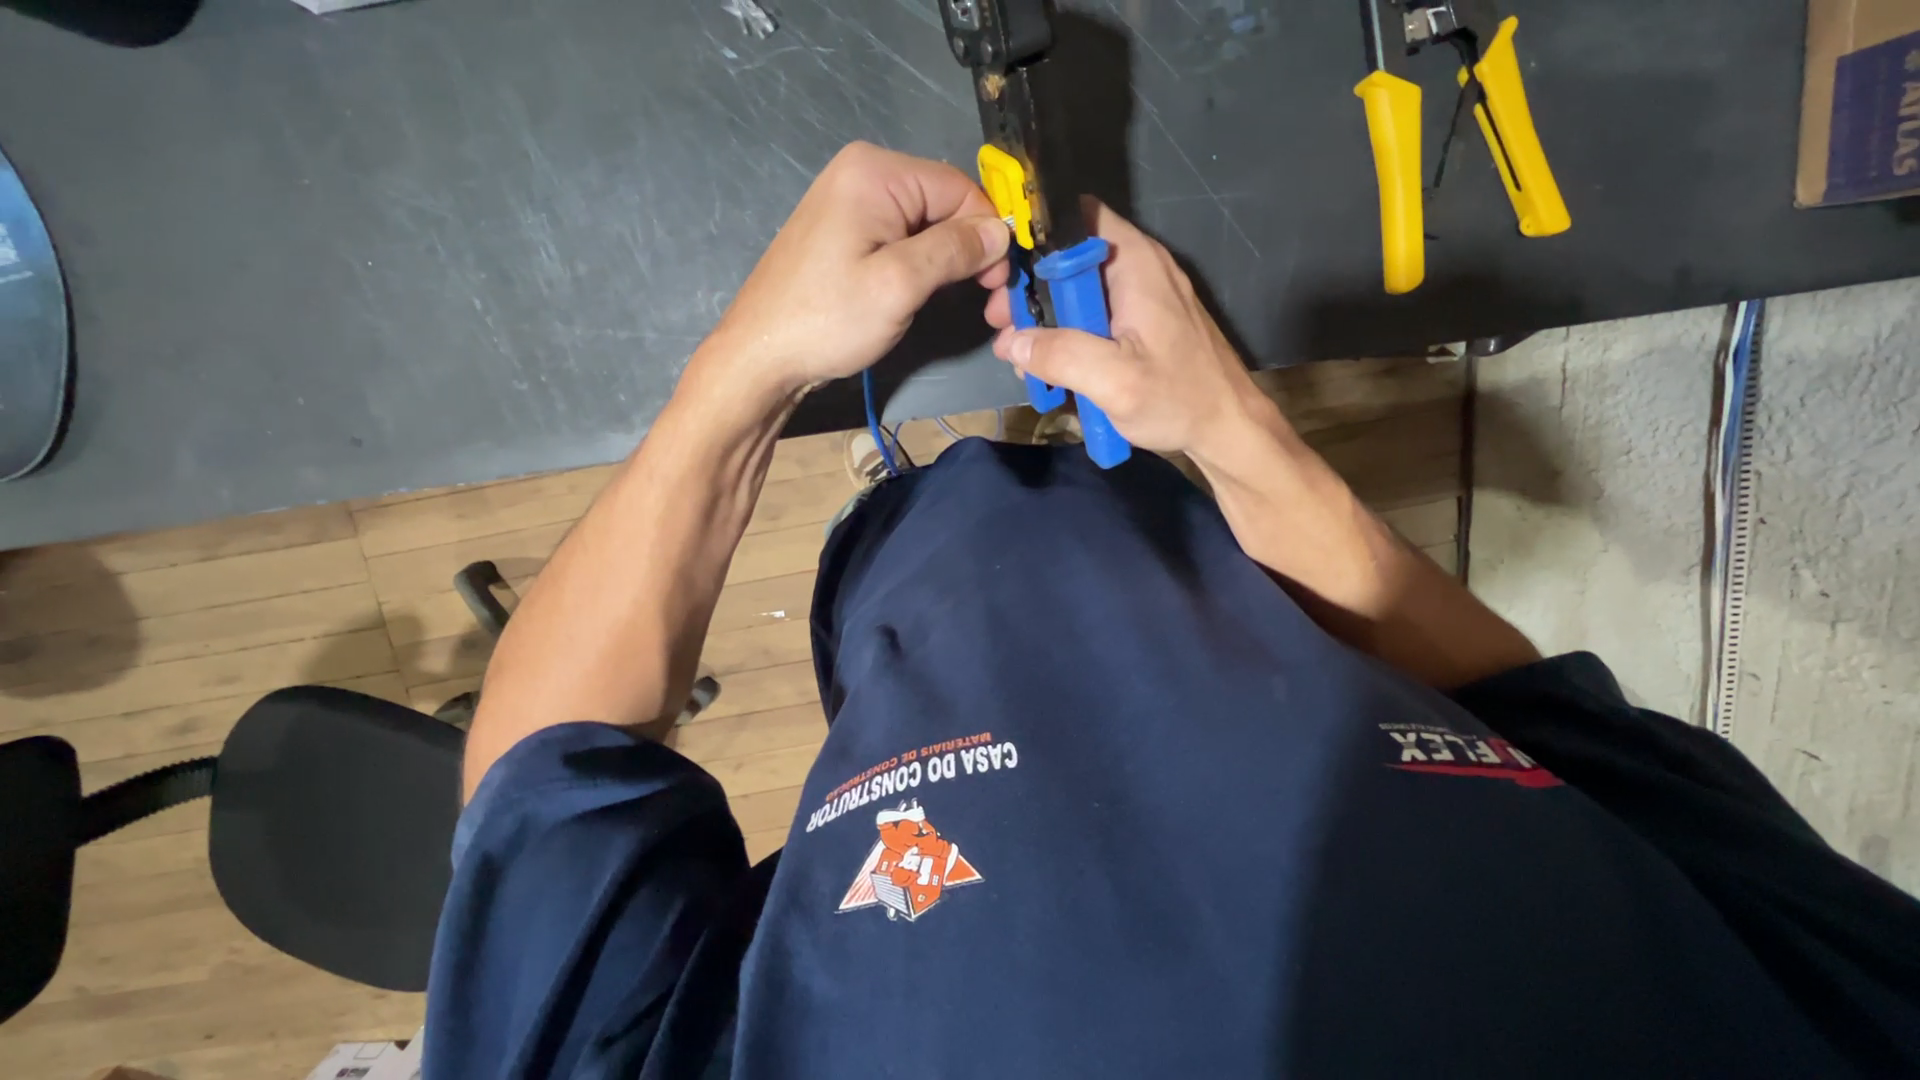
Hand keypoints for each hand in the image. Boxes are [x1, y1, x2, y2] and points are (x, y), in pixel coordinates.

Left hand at [698, 142, 1011, 400]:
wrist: (761, 356)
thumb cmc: (828, 320)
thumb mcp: (899, 284)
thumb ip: (955, 250)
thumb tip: (1003, 232)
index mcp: (876, 172)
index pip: (960, 187)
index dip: (987, 234)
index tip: (998, 285)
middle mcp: (863, 173)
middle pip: (944, 204)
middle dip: (971, 250)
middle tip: (988, 303)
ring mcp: (851, 202)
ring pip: (926, 225)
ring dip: (950, 262)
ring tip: (961, 303)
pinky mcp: (845, 232)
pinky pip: (901, 238)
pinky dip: (922, 266)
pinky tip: (923, 294)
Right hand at [987, 198, 1279, 459]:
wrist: (1228, 429)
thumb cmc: (1179, 399)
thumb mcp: (1114, 381)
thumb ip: (1060, 356)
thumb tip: (1013, 344)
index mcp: (1134, 263)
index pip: (1077, 217)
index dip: (1035, 238)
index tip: (1003, 275)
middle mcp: (1137, 267)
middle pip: (1070, 258)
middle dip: (1031, 289)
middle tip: (1002, 326)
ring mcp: (1141, 296)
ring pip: (1078, 292)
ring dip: (1045, 320)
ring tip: (1018, 356)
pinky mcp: (1141, 324)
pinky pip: (1094, 317)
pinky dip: (1068, 336)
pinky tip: (1049, 369)